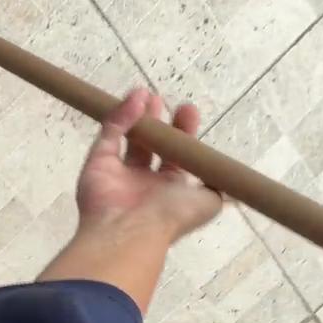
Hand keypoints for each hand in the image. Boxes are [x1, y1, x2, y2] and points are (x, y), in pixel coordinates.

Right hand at [76, 87, 223, 243]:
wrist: (130, 228)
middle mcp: (140, 179)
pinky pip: (108, 136)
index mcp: (166, 188)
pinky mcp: (95, 163)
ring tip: (144, 93)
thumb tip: (227, 174)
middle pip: (149, 143)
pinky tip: (134, 99)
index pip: (175, 155)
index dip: (183, 131)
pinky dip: (120, 117)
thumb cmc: (171, 216)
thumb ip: (218, 183)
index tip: (187, 110)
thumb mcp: (210, 201)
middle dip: (156, 121)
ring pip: (126, 137)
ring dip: (136, 115)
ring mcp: (116, 171)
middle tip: (161, 100)